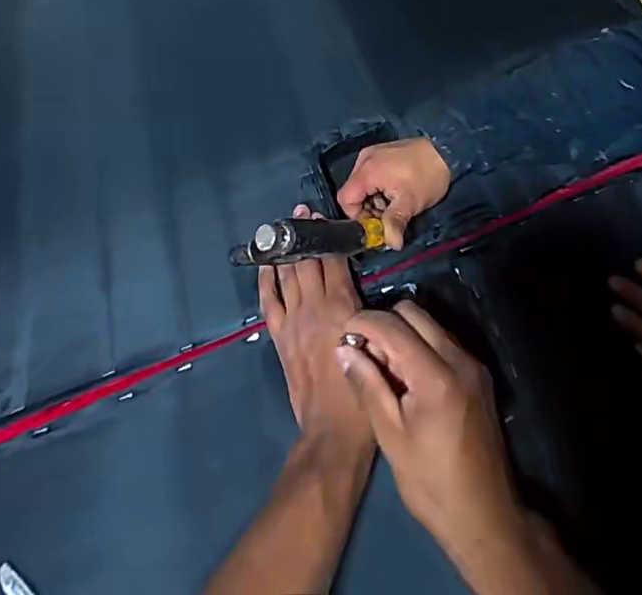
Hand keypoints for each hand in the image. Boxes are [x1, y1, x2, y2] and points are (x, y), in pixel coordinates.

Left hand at [258, 206, 371, 452]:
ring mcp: (293, 322)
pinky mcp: (280, 337)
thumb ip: (366, 313)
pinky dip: (266, 281)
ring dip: (285, 250)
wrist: (333, 429)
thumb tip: (359, 292)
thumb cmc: (364, 388)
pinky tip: (265, 265)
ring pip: (288, 276)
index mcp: (342, 306)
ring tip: (284, 226)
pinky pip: (270, 303)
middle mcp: (314, 308)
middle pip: (308, 262)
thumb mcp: (376, 342)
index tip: (325, 217)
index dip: (329, 237)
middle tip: (302, 212)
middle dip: (304, 235)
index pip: (333, 262)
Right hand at [333, 302, 527, 561]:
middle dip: (384, 323)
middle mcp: (459, 357)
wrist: (484, 513)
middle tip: (362, 351)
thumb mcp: (390, 436)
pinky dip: (420, 345)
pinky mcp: (479, 373)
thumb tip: (344, 348)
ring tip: (380, 366)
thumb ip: (368, 384)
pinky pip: (443, 341)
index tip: (342, 332)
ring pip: (430, 324)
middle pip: (414, 313)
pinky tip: (405, 375)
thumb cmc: (430, 482)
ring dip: (402, 333)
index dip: (364, 322)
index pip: (394, 326)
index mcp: (436, 374)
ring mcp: (473, 363)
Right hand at [335, 138, 450, 248]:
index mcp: (366, 170)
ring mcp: (374, 152)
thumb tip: (392, 244)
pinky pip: (371, 174)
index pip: (345, 199)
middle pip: (354, 192)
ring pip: (363, 184)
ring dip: (375, 199)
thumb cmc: (426, 177)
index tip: (377, 224)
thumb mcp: (410, 203)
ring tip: (396, 203)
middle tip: (389, 216)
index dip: (357, 217)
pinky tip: (398, 190)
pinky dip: (380, 186)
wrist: (447, 150)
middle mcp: (364, 159)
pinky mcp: (383, 151)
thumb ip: (395, 223)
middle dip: (368, 209)